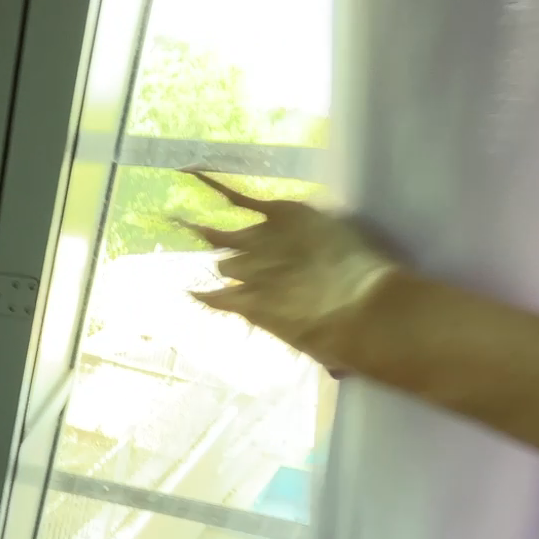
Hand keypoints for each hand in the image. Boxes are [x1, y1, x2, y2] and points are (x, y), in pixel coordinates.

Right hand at [179, 171, 399, 372]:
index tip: (193, 291)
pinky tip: (189, 172)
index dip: (208, 293)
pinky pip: (239, 197)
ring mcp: (259, 244)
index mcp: (246, 306)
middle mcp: (244, 275)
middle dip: (231, 265)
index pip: (213, 296)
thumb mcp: (320, 348)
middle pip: (226, 265)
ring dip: (214, 233)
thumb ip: (315, 347)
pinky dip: (214, 183)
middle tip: (235, 261)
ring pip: (225, 237)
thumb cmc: (338, 338)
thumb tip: (336, 366)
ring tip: (179, 219)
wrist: (360, 308)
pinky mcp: (279, 216)